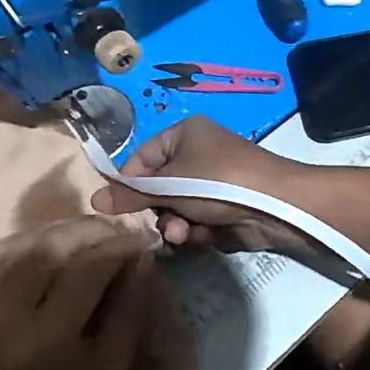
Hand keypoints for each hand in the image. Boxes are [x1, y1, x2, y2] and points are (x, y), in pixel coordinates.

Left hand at [0, 218, 180, 369]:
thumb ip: (131, 316)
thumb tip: (140, 262)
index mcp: (56, 343)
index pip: (98, 267)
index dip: (127, 245)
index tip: (148, 241)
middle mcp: (13, 321)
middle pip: (59, 248)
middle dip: (98, 231)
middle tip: (124, 235)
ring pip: (25, 246)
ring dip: (65, 232)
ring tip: (93, 236)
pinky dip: (24, 242)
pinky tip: (48, 245)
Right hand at [90, 116, 318, 252]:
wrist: (275, 204)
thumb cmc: (218, 182)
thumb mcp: (170, 185)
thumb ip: (132, 194)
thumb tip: (93, 199)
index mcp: (185, 134)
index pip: (142, 157)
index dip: (131, 183)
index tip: (121, 206)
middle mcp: (199, 153)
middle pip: (159, 187)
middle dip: (159, 209)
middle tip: (165, 222)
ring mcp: (214, 182)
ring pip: (177, 208)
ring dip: (176, 224)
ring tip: (185, 233)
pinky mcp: (226, 207)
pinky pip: (197, 220)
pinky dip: (197, 230)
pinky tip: (204, 235)